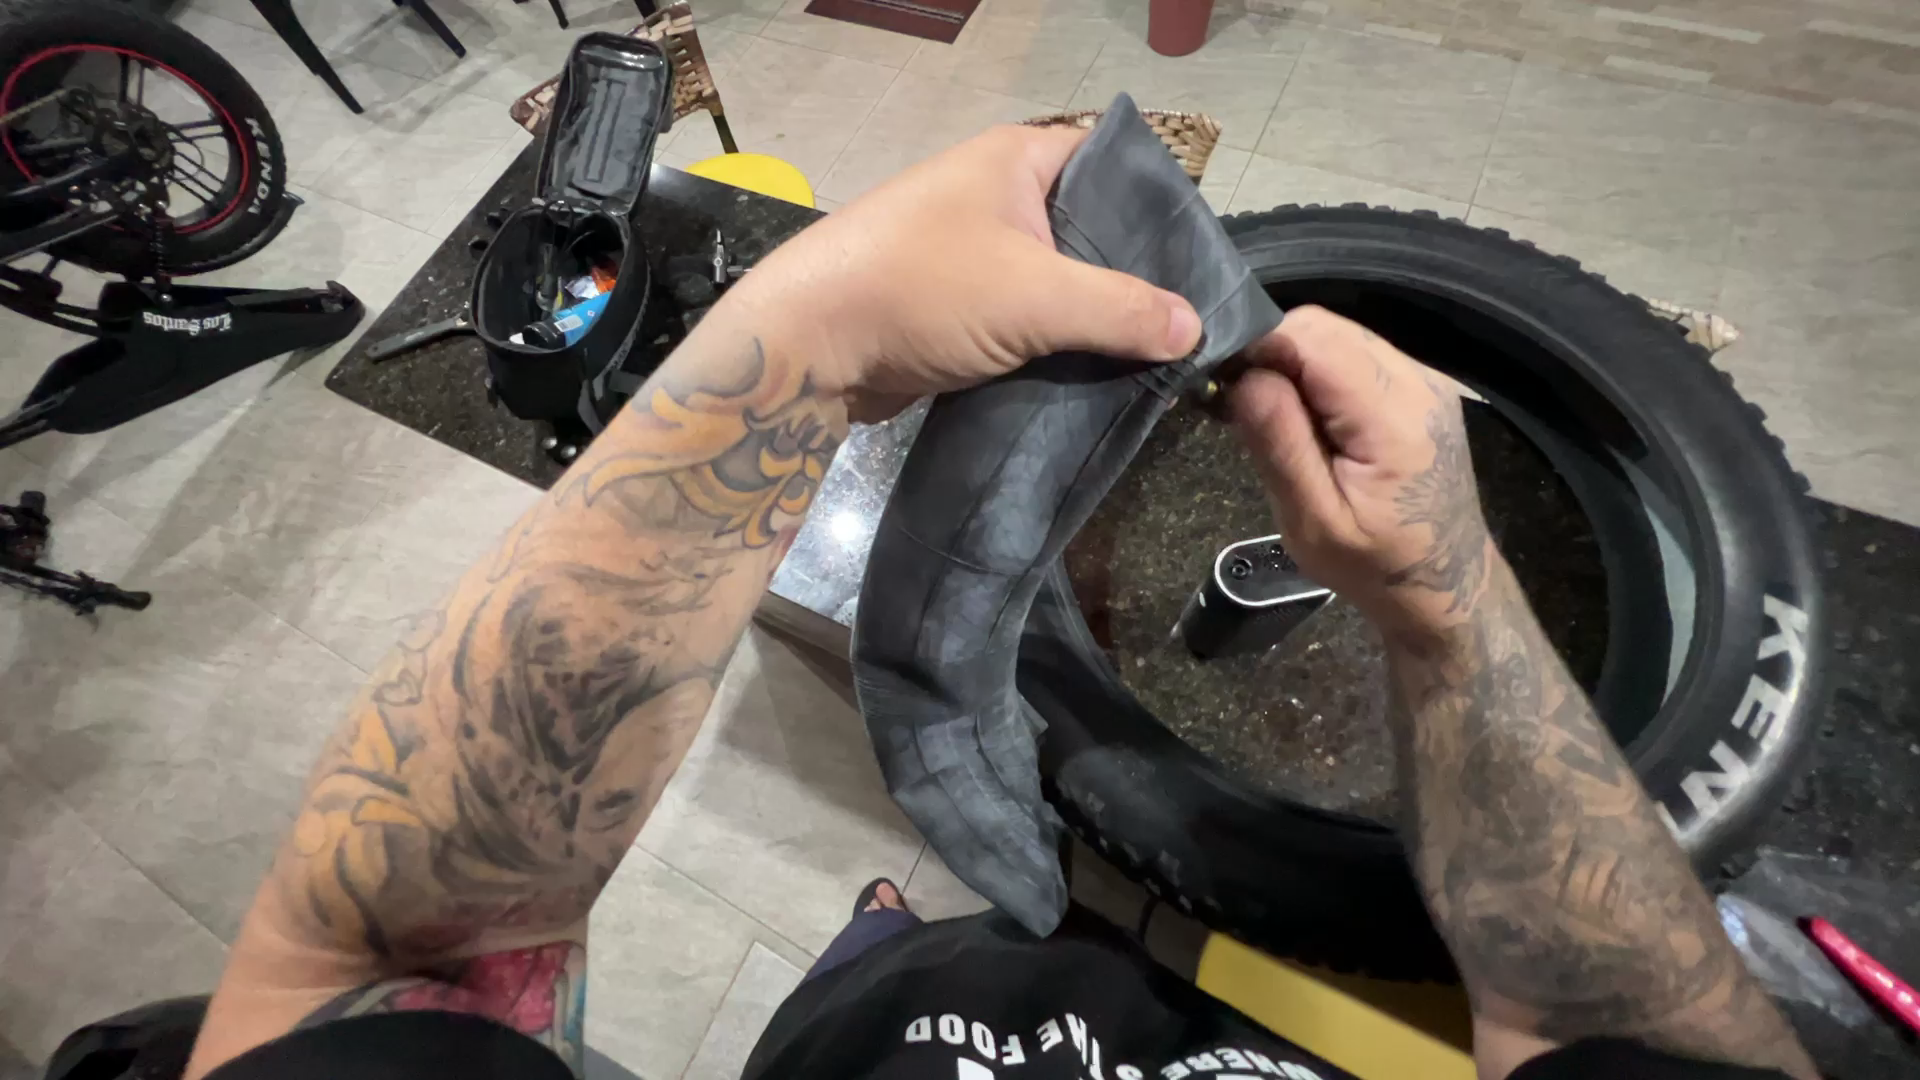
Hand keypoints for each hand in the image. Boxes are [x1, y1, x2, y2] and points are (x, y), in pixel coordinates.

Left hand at [722, 124, 1203, 420]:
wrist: (814, 349)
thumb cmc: (922, 291)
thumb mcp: (1035, 295)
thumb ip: (1120, 309)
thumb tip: (1195, 327)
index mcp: (1017, 162)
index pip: (1113, 165)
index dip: (1157, 210)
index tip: (1197, 265)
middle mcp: (996, 202)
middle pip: (1087, 234)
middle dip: (1130, 280)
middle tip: (1180, 326)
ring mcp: (972, 260)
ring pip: (1055, 288)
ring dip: (1090, 324)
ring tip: (1149, 358)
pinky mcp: (957, 313)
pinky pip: (1023, 325)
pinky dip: (1053, 348)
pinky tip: (1091, 376)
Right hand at [1227, 306, 1493, 638]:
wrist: (1441, 582)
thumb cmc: (1371, 564)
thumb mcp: (1313, 520)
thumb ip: (1280, 445)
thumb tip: (1242, 378)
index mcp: (1393, 419)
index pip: (1313, 340)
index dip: (1256, 349)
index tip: (1220, 387)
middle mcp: (1417, 382)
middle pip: (1323, 328)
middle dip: (1268, 355)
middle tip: (1236, 406)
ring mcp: (1423, 380)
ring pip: (1336, 335)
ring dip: (1289, 364)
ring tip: (1266, 415)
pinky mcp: (1416, 387)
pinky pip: (1351, 355)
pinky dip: (1312, 373)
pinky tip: (1301, 417)